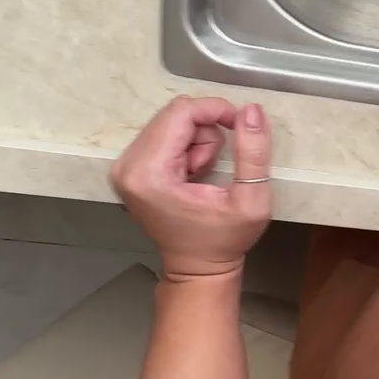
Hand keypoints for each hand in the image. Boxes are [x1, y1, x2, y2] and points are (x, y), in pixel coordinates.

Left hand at [111, 96, 272, 283]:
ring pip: (170, 122)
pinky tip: (193, 173)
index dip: (217, 111)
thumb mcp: (252, 199)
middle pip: (174, 114)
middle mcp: (127, 166)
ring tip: (206, 172)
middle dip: (207, 128)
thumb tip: (251, 110)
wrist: (197, 268)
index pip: (181, 113)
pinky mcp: (130, 168)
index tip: (242, 128)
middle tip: (222, 161)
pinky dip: (186, 146)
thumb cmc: (225, 239)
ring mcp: (125, 167)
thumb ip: (253, 152)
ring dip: (198, 139)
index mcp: (150, 173)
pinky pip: (164, 134)